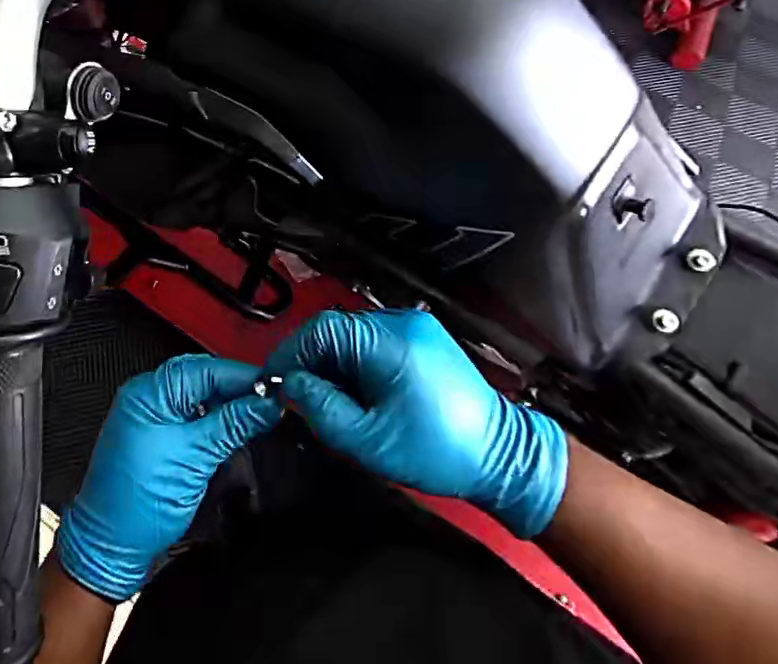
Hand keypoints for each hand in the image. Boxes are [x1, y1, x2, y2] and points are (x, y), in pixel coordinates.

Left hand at [56, 355, 282, 600]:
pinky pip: (192, 414)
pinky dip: (214, 418)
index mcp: (150, 392)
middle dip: (238, 388)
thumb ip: (233, 424)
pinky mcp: (157, 434)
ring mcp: (152, 415)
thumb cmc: (137, 504)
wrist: (110, 548)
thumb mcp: (195, 457)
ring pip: (200, 395)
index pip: (206, 370)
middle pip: (203, 378)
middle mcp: (148, 396)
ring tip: (257, 412)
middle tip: (270, 399)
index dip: (243, 377)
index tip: (274, 386)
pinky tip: (234, 426)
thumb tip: (267, 403)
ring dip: (228, 403)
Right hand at [265, 308, 566, 537]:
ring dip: (332, 364)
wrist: (502, 456)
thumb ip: (319, 408)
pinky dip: (354, 364)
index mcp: (390, 340)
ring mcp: (414, 326)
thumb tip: (288, 386)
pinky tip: (355, 394)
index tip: (275, 381)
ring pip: (351, 336)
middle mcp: (402, 322)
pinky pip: (372, 341)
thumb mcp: (368, 440)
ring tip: (329, 402)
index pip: (321, 329)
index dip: (291, 354)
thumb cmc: (441, 451)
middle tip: (297, 397)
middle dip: (310, 362)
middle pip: (335, 330)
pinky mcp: (421, 337)